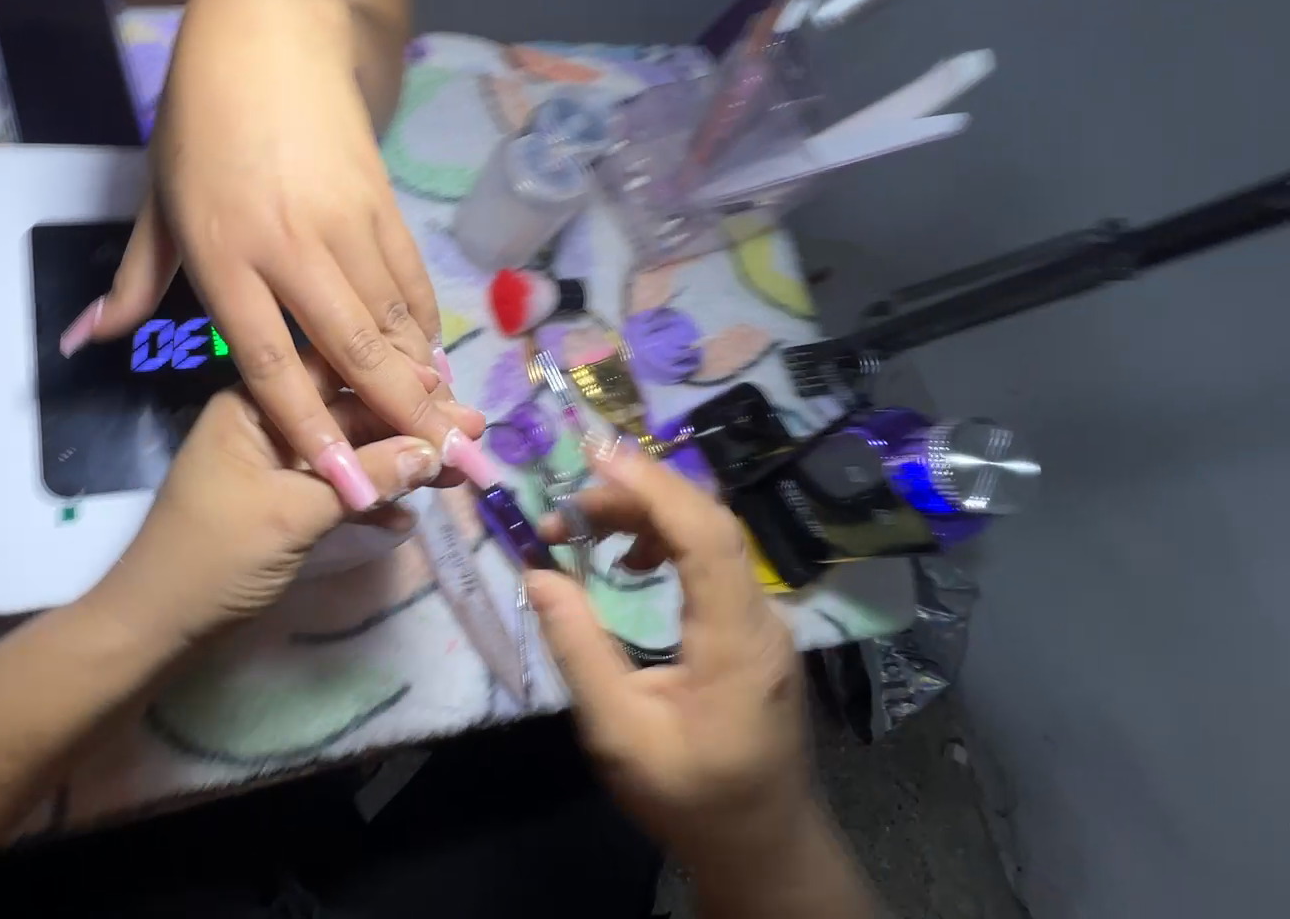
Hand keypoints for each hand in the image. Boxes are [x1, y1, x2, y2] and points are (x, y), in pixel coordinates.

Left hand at [57, 0, 501, 511]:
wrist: (264, 39)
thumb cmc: (197, 128)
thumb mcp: (157, 205)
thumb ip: (133, 283)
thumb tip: (85, 339)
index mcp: (225, 258)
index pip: (269, 363)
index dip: (308, 429)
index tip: (347, 482)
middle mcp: (291, 249)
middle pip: (352, 348)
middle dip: (400, 416)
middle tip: (442, 466)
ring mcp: (344, 223)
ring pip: (392, 317)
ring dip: (420, 378)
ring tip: (447, 427)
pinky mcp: (382, 200)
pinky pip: (409, 277)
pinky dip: (425, 324)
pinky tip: (435, 359)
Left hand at [89, 354, 485, 645]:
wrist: (156, 626)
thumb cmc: (213, 557)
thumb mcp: (292, 513)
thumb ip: (364, 478)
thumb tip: (434, 451)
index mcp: (255, 404)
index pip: (331, 372)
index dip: (391, 376)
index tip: (449, 388)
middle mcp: (269, 423)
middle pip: (349, 413)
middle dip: (409, 425)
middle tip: (472, 432)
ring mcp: (278, 465)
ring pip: (351, 452)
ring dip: (401, 463)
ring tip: (458, 471)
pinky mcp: (286, 501)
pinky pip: (338, 487)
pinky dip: (373, 496)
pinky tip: (412, 511)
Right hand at [529, 437, 813, 853]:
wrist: (762, 844)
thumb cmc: (690, 796)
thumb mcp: (618, 733)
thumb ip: (578, 649)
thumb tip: (537, 573)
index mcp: (736, 641)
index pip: (706, 536)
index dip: (653, 487)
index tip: (596, 455)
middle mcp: (759, 616)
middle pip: (705, 522)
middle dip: (631, 496)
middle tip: (561, 512)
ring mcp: (759, 618)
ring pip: (706, 534)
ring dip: (640, 515)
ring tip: (578, 531)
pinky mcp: (748, 624)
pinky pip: (708, 557)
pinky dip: (660, 538)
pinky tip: (625, 558)